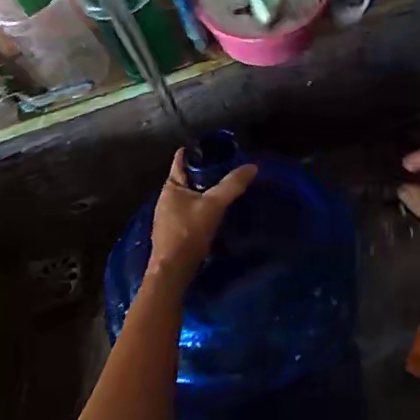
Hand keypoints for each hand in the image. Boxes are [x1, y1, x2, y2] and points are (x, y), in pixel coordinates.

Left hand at [148, 148, 256, 286]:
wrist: (173, 272)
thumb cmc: (188, 233)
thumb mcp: (214, 205)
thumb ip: (232, 185)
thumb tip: (252, 166)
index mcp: (171, 186)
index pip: (182, 159)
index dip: (198, 151)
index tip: (216, 147)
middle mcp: (166, 198)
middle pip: (188, 177)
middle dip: (206, 173)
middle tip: (229, 167)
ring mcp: (169, 216)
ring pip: (190, 196)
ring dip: (205, 192)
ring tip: (227, 189)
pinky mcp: (174, 232)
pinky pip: (191, 212)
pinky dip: (203, 208)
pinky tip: (217, 212)